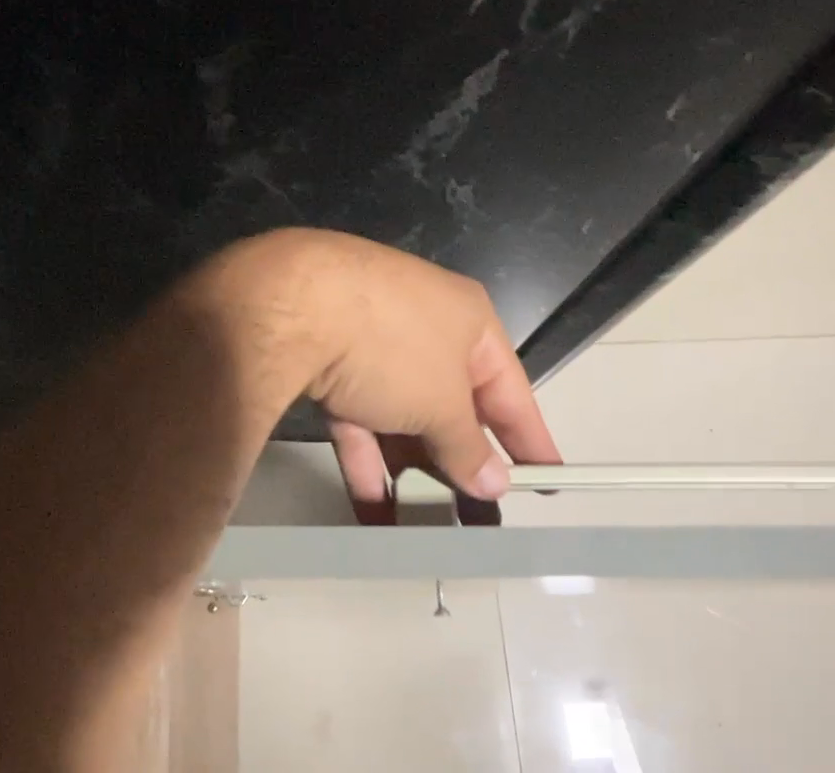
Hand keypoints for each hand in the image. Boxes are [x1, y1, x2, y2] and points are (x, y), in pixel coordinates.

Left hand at [216, 230, 562, 523]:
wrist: (286, 304)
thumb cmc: (389, 344)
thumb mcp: (440, 402)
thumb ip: (468, 446)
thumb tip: (494, 482)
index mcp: (467, 320)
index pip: (511, 391)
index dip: (530, 441)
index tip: (549, 485)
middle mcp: (421, 325)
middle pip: (452, 406)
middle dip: (462, 466)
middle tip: (479, 525)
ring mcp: (369, 342)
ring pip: (401, 417)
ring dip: (412, 473)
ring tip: (427, 531)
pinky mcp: (324, 361)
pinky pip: (358, 419)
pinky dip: (367, 462)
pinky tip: (375, 515)